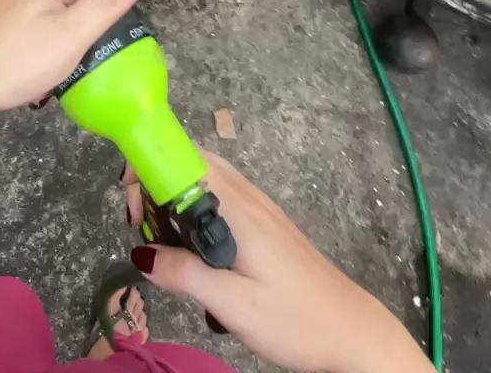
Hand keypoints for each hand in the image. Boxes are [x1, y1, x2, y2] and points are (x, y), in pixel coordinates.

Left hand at [0, 0, 151, 119]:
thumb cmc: (12, 63)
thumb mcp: (71, 35)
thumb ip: (108, 0)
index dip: (115, 7)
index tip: (118, 42)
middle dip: (86, 24)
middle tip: (88, 65)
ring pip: (46, 12)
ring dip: (59, 37)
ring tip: (56, 74)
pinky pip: (23, 25)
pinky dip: (34, 44)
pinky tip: (26, 70)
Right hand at [125, 152, 431, 372]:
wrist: (356, 336)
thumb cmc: (296, 319)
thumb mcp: (233, 304)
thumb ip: (183, 274)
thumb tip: (140, 254)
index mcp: (234, 204)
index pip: (177, 155)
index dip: (145, 170)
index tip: (134, 212)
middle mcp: (243, 193)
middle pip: (183, 160)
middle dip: (152, 186)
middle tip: (146, 234)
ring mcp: (255, 204)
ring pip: (199, 177)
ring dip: (172, 199)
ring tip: (166, 244)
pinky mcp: (262, 220)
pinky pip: (216, 195)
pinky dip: (193, 210)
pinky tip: (196, 251)